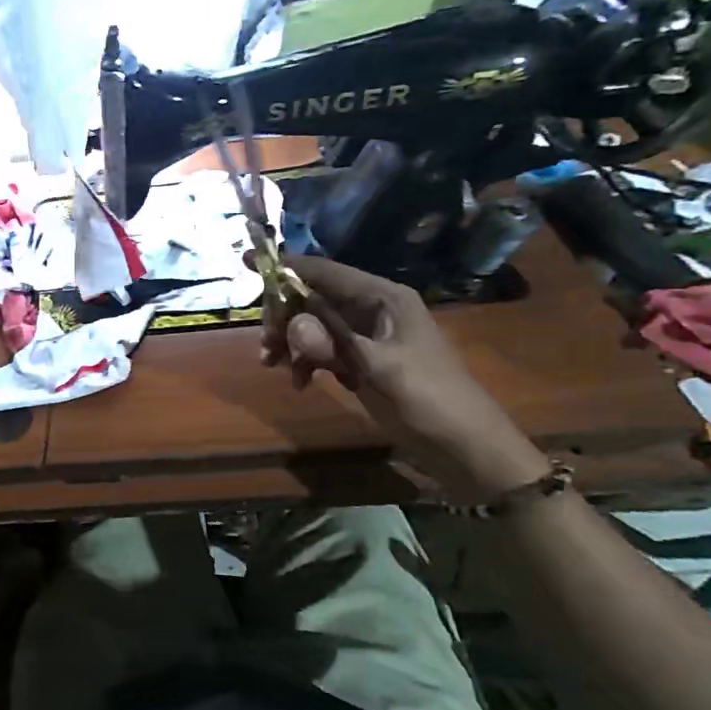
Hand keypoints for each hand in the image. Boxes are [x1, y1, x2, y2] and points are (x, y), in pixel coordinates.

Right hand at [259, 254, 549, 499]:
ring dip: (291, 343)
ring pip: (312, 325)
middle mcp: (371, 308)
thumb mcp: (380, 370)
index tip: (245, 262)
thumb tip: (291, 325)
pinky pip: (321, 349)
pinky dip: (306, 362)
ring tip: (276, 368)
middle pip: (312, 298)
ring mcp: (365, 335)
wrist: (466, 447)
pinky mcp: (361, 360)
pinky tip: (302, 383)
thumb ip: (333, 343)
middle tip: (266, 348)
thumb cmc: (430, 400)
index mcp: (383, 298)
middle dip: (284, 318)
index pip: (324, 271)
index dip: (285, 267)